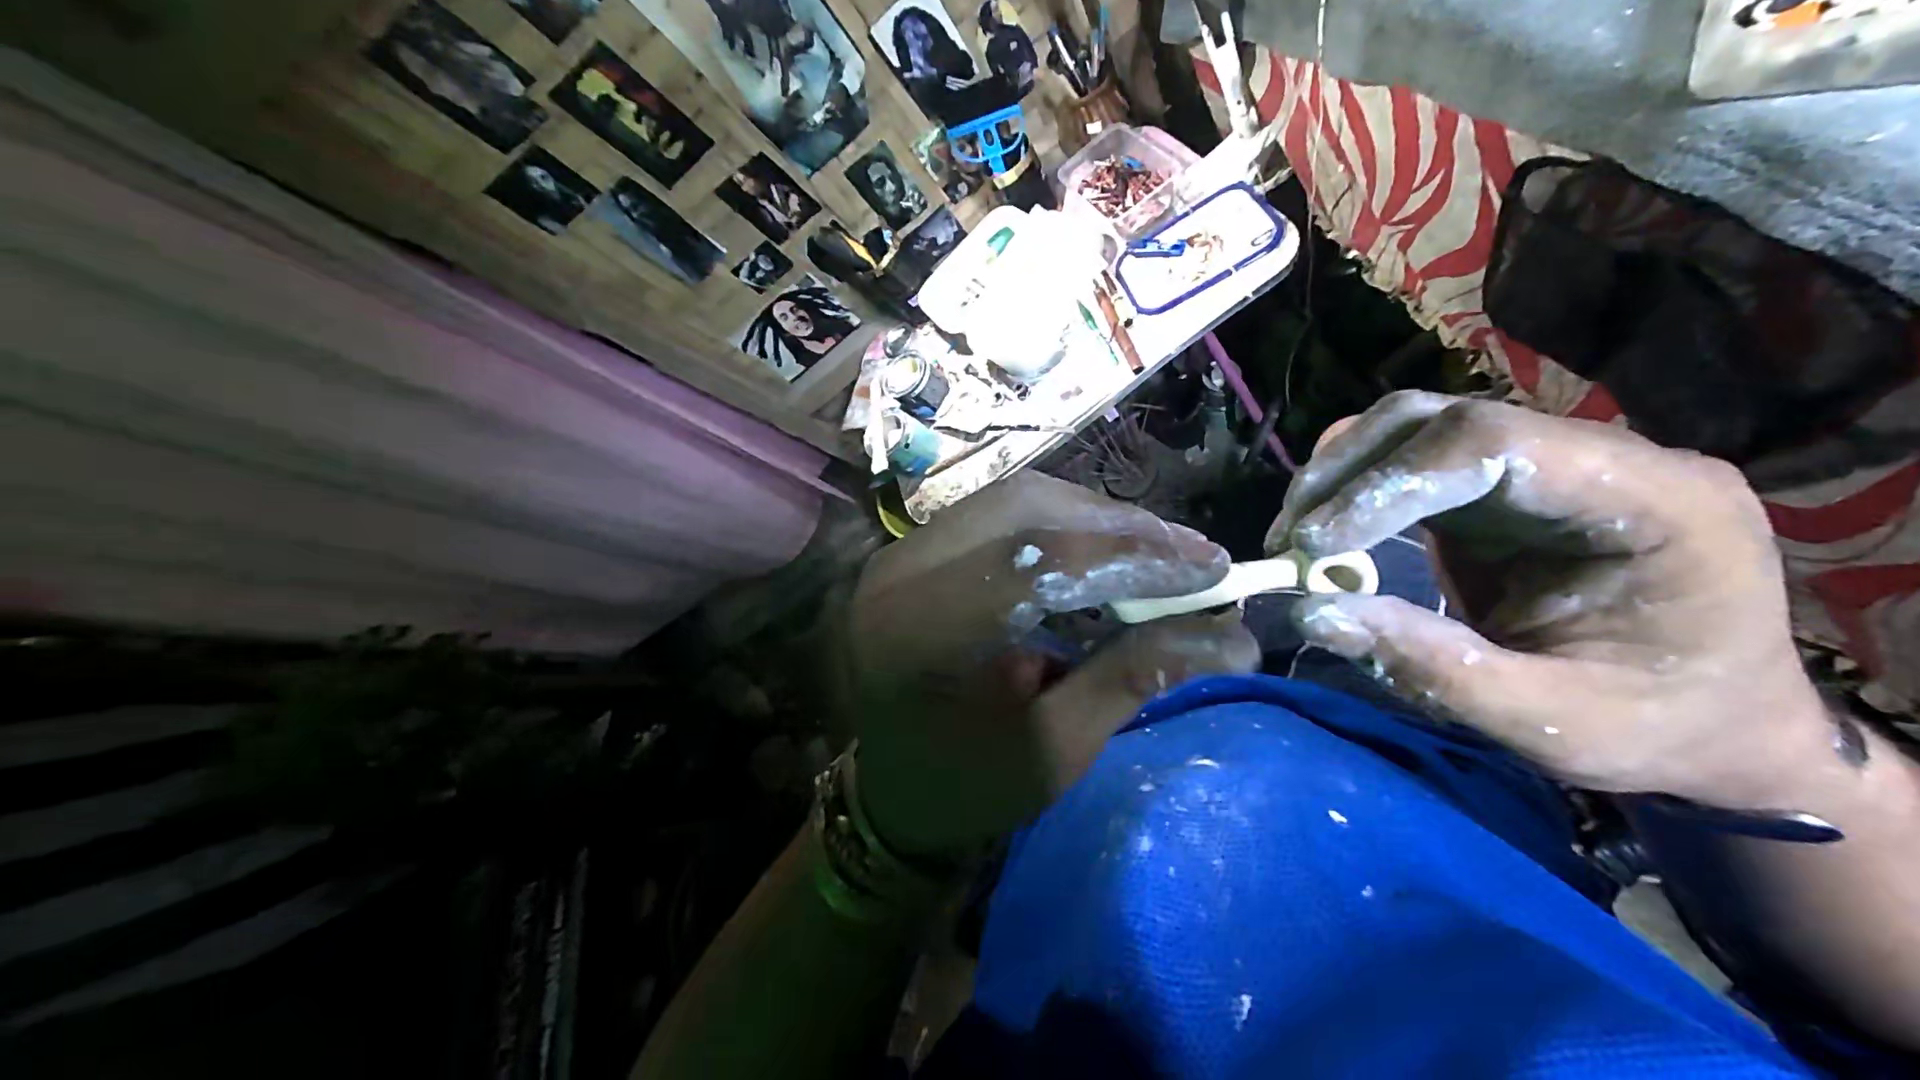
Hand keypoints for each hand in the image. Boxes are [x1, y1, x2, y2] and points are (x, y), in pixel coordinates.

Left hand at [849, 473, 1258, 859]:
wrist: (890, 787)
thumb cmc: (965, 786)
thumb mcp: (1053, 749)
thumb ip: (1129, 679)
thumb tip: (1232, 639)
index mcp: (919, 632)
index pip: (1032, 562)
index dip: (1127, 556)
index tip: (1208, 570)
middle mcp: (899, 572)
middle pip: (1023, 509)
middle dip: (1119, 526)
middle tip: (1194, 555)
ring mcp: (902, 553)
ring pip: (1014, 500)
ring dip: (1096, 519)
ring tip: (1163, 552)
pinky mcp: (917, 551)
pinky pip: (999, 515)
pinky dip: (1064, 525)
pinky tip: (1108, 551)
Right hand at [1269, 392, 1836, 809]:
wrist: (1716, 730)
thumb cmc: (1660, 733)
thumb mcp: (1549, 722)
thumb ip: (1430, 665)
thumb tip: (1308, 612)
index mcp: (1654, 499)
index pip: (1492, 443)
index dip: (1387, 483)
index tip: (1313, 546)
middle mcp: (1599, 458)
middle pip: (1440, 420)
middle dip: (1347, 474)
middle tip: (1289, 542)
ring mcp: (1545, 466)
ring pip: (1413, 430)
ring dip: (1338, 477)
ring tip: (1296, 539)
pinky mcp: (1501, 490)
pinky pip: (1409, 464)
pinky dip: (1352, 493)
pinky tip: (1325, 534)